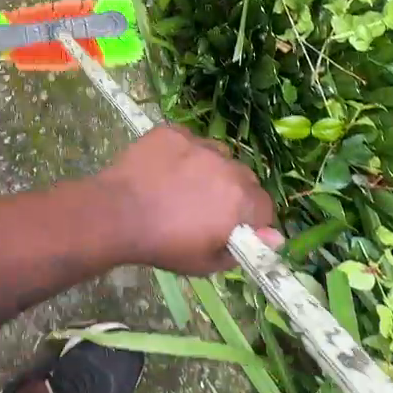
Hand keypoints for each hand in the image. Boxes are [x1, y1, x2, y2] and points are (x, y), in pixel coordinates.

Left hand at [97, 125, 283, 274]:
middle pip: (243, 177)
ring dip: (211, 168)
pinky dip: (184, 152)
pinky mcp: (171, 131)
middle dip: (234, 192)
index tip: (233, 228)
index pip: (264, 206)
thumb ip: (246, 248)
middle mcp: (225, 165)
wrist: (118, 212)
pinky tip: (166, 168)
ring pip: (217, 154)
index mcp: (240, 199)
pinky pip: (188, 140)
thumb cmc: (165, 244)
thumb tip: (274, 237)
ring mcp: (196, 143)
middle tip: (208, 207)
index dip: (252, 220)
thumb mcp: (209, 261)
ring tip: (185, 184)